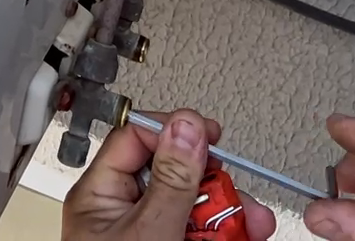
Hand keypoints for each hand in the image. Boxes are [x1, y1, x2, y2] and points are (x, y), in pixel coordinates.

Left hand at [63, 109, 276, 240]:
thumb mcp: (148, 234)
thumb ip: (170, 180)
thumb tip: (186, 125)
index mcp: (101, 196)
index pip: (138, 139)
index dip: (175, 130)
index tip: (211, 135)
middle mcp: (123, 215)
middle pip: (176, 175)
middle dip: (216, 184)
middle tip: (241, 197)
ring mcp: (150, 240)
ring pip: (197, 209)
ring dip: (230, 215)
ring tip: (254, 226)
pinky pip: (202, 238)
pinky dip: (227, 237)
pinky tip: (245, 238)